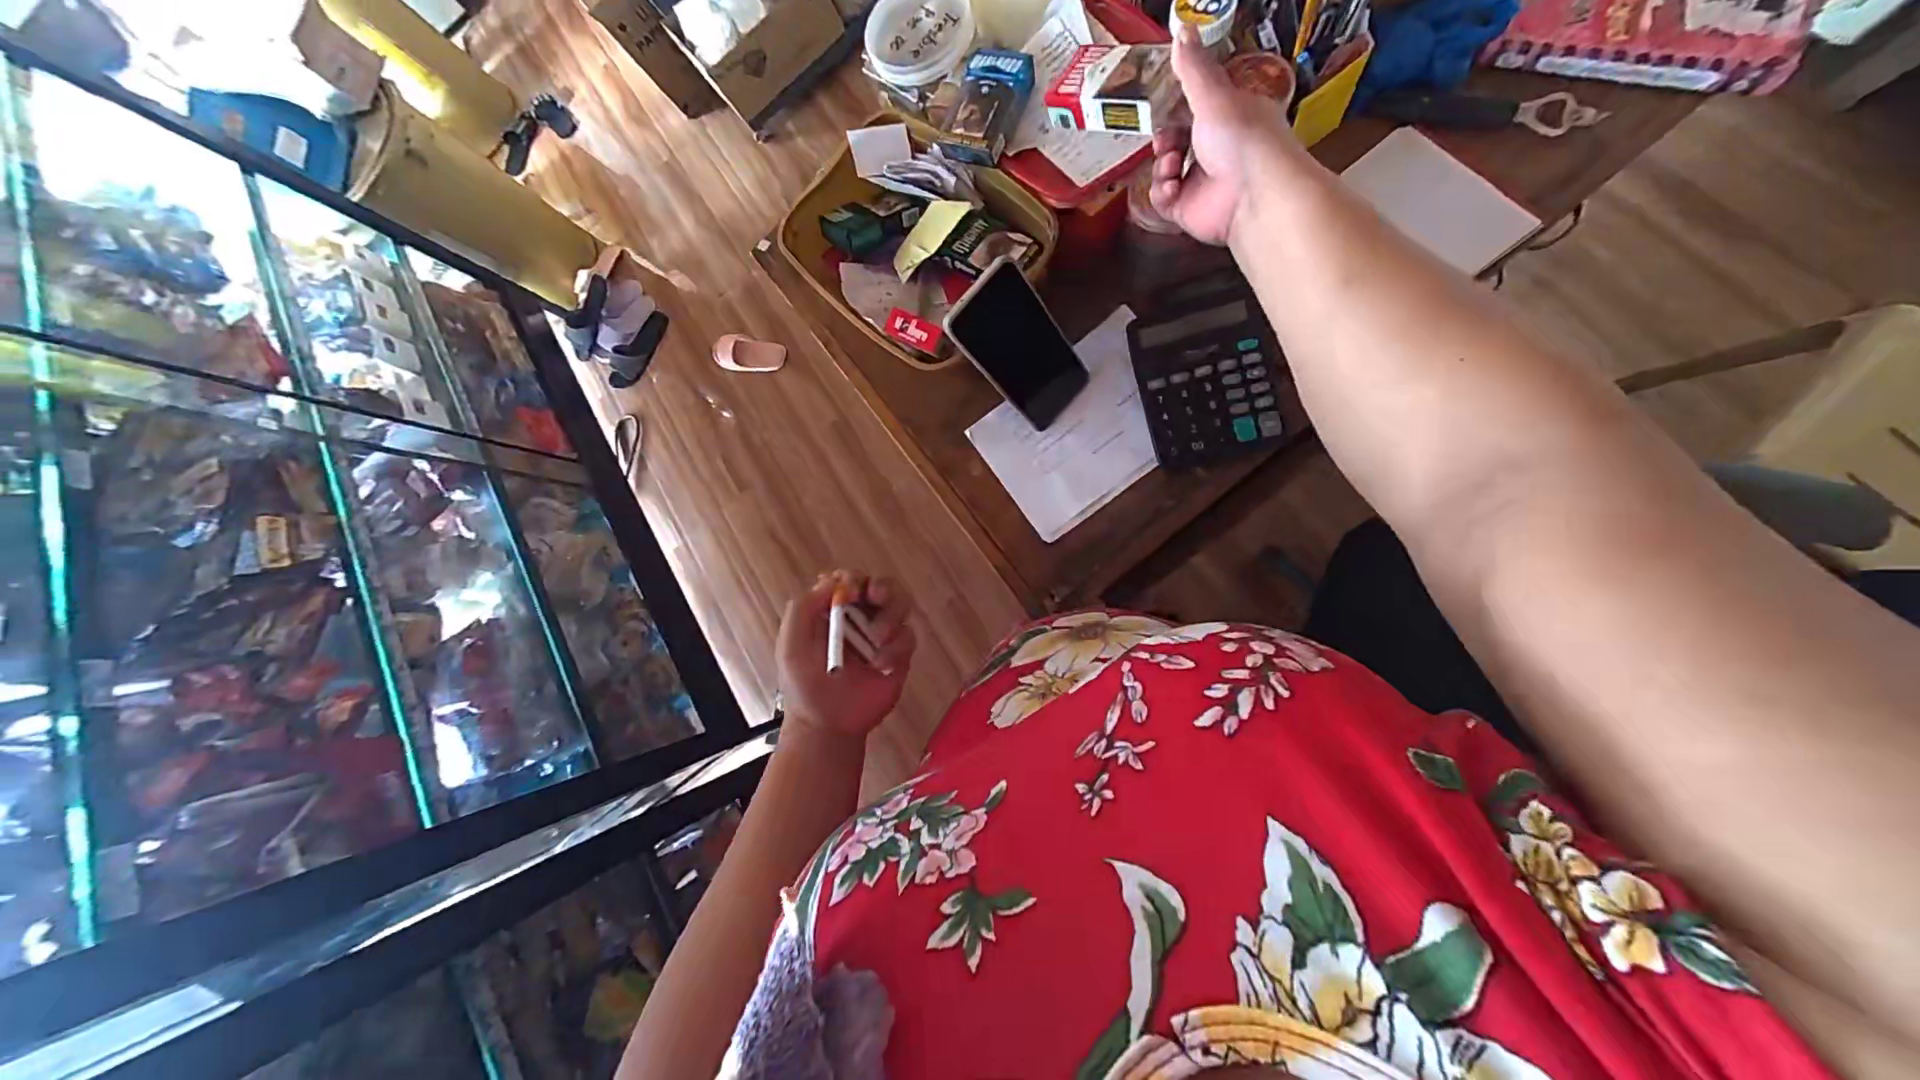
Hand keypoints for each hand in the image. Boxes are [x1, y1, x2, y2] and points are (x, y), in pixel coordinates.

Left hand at [776, 570, 915, 737]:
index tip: (852, 589)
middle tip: (876, 596)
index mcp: (833, 610)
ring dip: (891, 615)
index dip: (853, 578)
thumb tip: (830, 581)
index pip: (849, 580)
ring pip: (900, 605)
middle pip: (881, 586)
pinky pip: (908, 637)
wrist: (827, 726)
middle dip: (882, 587)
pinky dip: (896, 648)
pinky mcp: (898, 655)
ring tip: (877, 638)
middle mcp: (860, 617)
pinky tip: (881, 665)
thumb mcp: (790, 645)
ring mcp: (881, 635)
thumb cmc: (805, 686)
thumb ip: (802, 609)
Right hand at [1150, 26, 1301, 245]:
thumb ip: (1193, 68)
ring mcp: (1201, 181)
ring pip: (1164, 170)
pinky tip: (1172, 188)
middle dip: (1164, 140)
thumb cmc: (1243, 139)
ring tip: (1172, 166)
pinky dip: (1161, 193)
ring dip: (1162, 167)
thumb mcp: (1214, 95)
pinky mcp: (1188, 209)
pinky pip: (1163, 199)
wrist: (1253, 194)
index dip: (1176, 108)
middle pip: (1174, 141)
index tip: (1164, 106)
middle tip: (1165, 141)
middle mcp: (1215, 149)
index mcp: (1228, 117)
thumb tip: (1180, 30)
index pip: (1195, 108)